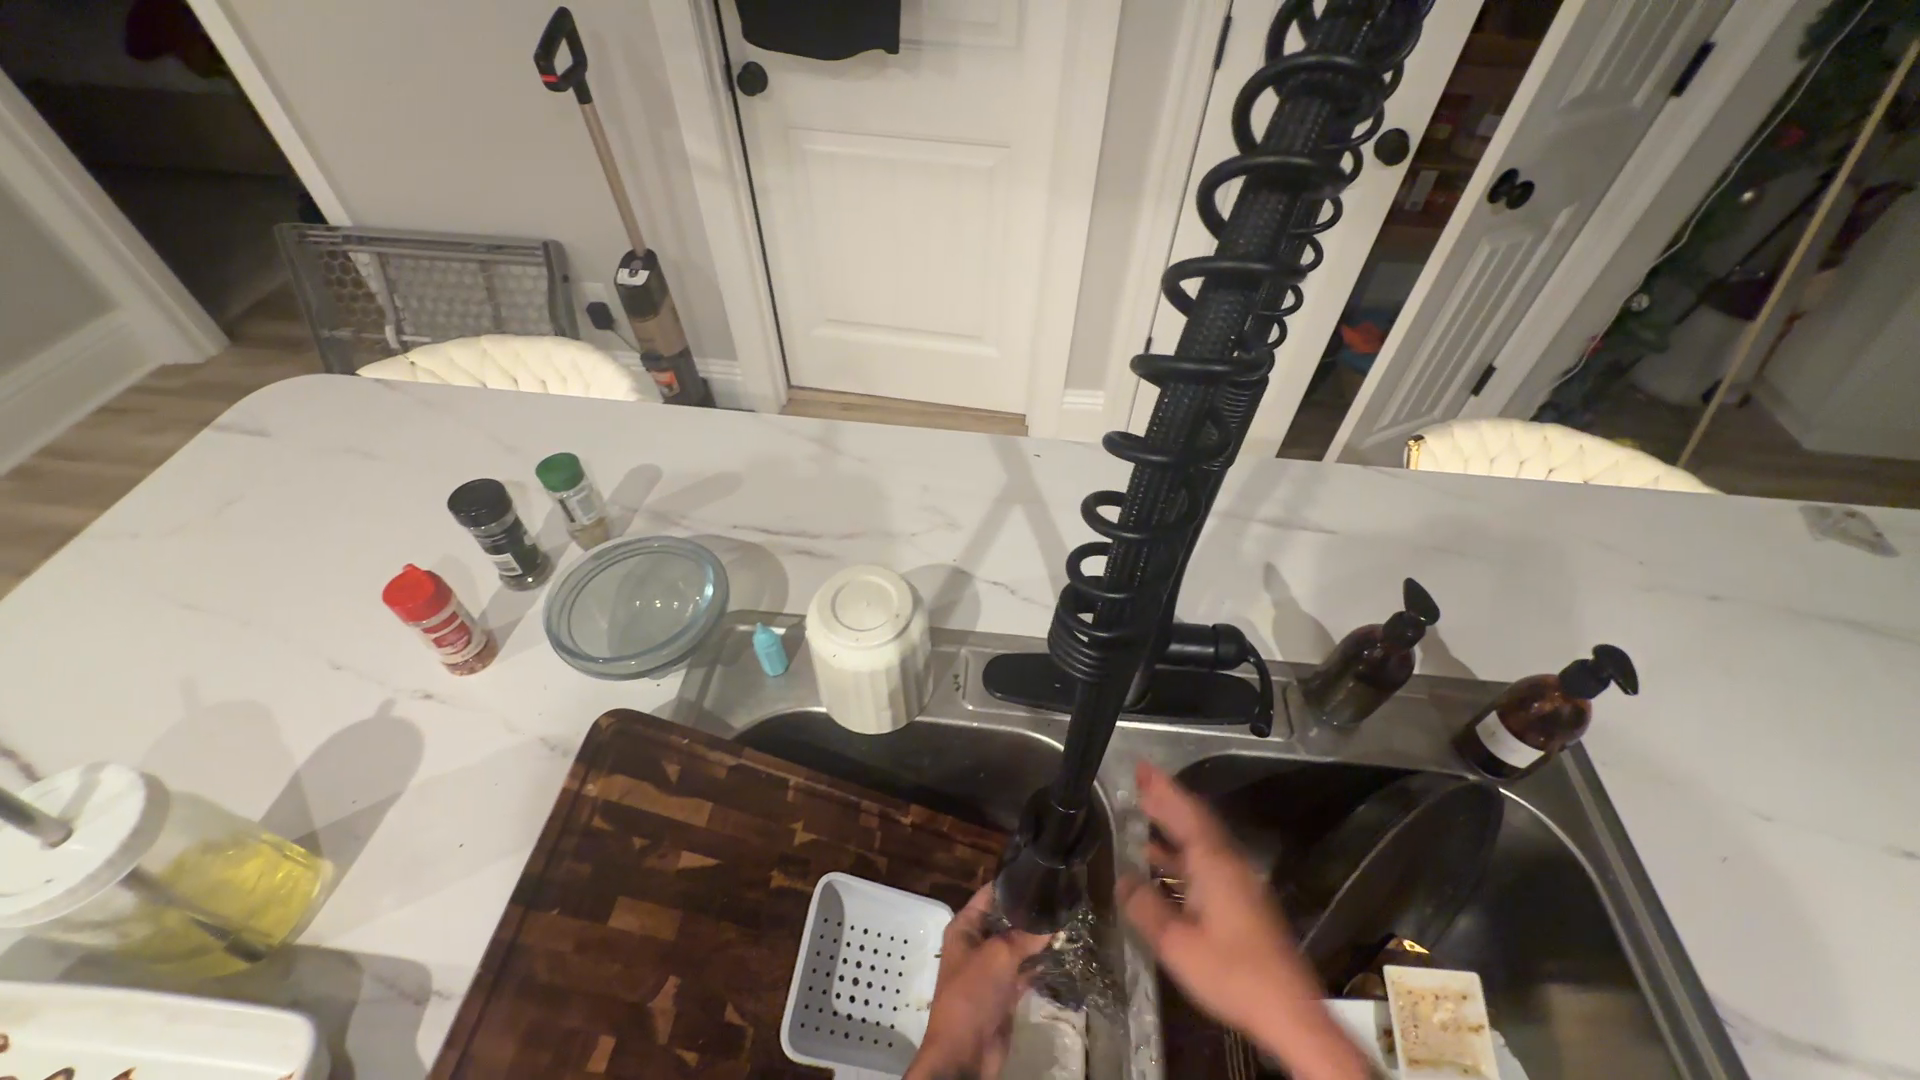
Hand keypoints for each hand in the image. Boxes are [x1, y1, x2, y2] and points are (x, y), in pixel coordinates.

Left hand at [905, 884, 1050, 1079]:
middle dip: (1028, 912)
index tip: (1038, 872)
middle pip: (1004, 920)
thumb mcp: (999, 956)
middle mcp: (976, 944)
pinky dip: (1037, 964)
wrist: (965, 1051)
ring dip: (1035, 939)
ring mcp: (990, 970)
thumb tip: (1051, 920)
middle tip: (1059, 897)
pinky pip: (1023, 971)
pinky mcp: (1003, 993)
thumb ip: (1025, 935)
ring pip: (1015, 946)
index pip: (988, 895)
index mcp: (964, 928)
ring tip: (1064, 921)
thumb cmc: (973, 993)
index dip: (1010, 884)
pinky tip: (1058, 953)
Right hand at [1118, 762, 1370, 1079]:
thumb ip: (1147, 908)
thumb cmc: (1232, 975)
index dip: (1163, 789)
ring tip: (1145, 813)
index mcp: (1214, 864)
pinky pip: (1208, 860)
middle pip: (1196, 820)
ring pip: (1203, 841)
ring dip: (1175, 824)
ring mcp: (1240, 882)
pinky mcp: (1244, 901)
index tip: (1142, 768)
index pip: (1186, 813)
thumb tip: (1123, 880)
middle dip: (1168, 799)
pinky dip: (1184, 850)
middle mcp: (1230, 864)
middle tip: (1140, 782)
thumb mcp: (1177, 944)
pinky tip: (1165, 862)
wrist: (1288, 1011)